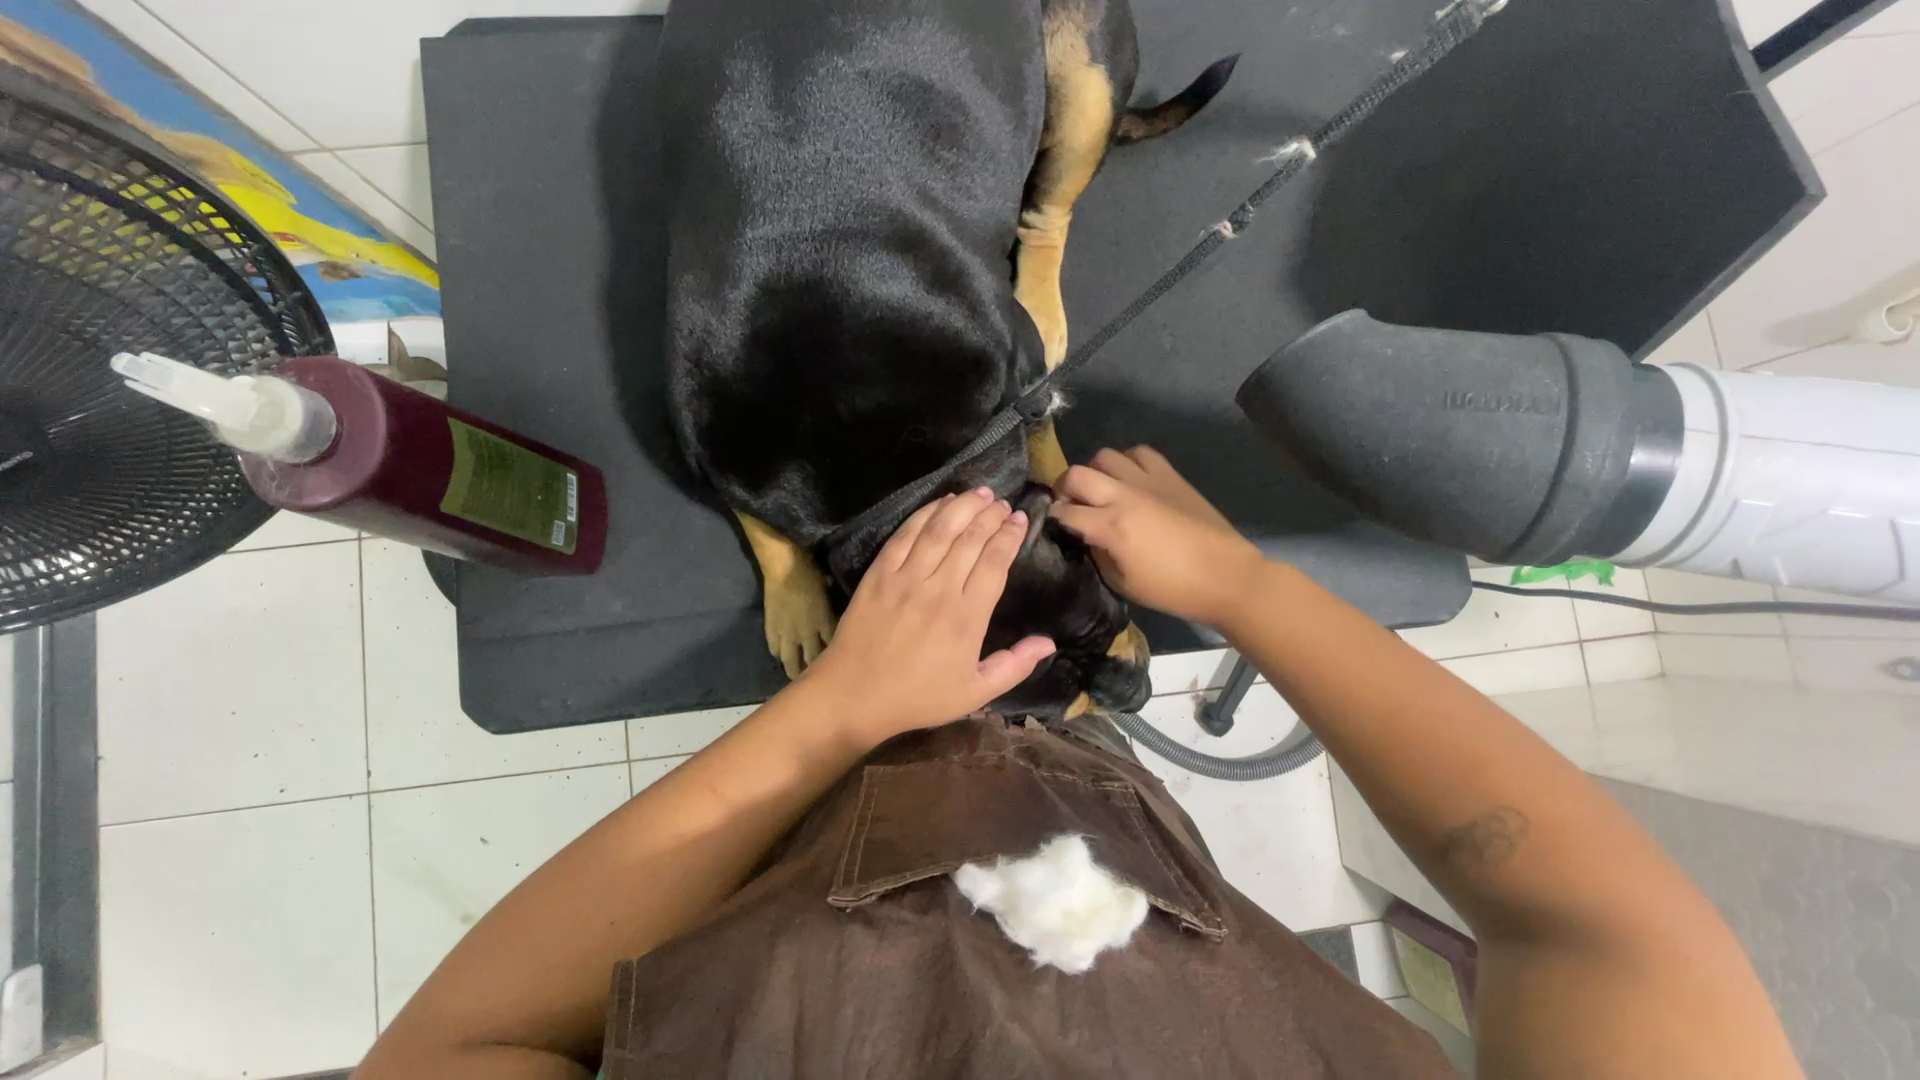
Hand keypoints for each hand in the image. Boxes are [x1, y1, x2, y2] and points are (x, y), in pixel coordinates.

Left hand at [801, 488, 1056, 743]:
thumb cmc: (919, 697)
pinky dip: (925, 513)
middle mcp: (939, 588)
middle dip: (990, 515)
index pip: (995, 561)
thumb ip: (1015, 666)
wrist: (854, 695)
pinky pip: (906, 534)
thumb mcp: (975, 693)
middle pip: (971, 538)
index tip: (1020, 519)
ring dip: (962, 506)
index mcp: (967, 616)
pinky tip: (940, 503)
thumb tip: (1049, 642)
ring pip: (940, 529)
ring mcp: (906, 577)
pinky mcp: (880, 573)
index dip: (1010, 535)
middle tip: (1002, 503)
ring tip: (979, 493)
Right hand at [1051, 446, 1268, 626]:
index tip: (1052, 526)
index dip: (1052, 519)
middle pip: (1076, 474)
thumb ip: (1098, 554)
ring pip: (1105, 456)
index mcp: (1111, 527)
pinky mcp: (1170, 475)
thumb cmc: (1173, 590)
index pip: (1065, 512)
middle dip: (1064, 489)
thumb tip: (1086, 536)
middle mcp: (1124, 495)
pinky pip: (1139, 453)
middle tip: (1070, 505)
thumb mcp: (1123, 583)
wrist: (1227, 576)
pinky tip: (1131, 481)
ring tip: (1102, 491)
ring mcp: (1148, 481)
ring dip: (1095, 473)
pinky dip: (1127, 462)